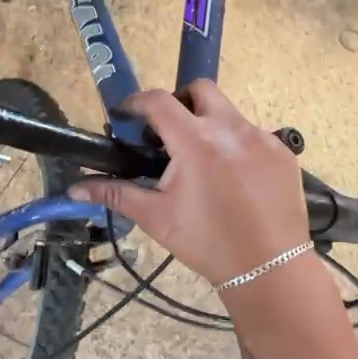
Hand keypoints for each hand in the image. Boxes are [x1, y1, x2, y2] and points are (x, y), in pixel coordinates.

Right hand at [70, 81, 309, 289]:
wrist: (269, 268)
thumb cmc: (205, 243)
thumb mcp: (155, 216)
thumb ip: (114, 193)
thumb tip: (73, 190)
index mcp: (195, 143)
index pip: (159, 101)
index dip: (136, 102)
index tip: (126, 115)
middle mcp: (231, 130)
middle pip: (200, 90)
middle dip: (179, 101)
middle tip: (168, 131)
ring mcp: (262, 139)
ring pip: (228, 113)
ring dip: (208, 124)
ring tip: (201, 161)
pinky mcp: (283, 153)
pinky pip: (253, 135)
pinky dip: (235, 145)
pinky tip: (232, 178)